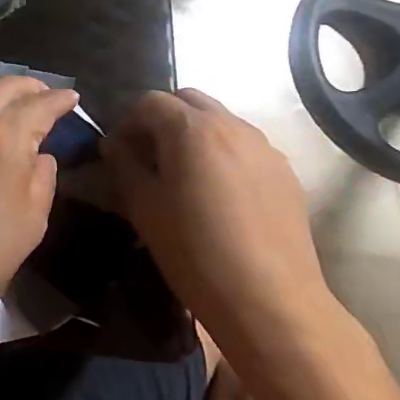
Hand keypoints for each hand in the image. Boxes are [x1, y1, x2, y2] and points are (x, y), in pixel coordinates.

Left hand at [0, 76, 76, 351]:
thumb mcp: (31, 220)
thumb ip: (41, 178)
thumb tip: (39, 155)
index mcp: (2, 136)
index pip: (39, 104)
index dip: (60, 100)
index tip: (73, 99)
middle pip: (4, 88)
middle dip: (30, 88)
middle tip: (49, 97)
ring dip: (2, 102)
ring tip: (23, 117)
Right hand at [101, 90, 336, 345]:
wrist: (268, 299)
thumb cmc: (193, 250)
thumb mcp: (143, 206)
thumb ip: (124, 165)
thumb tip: (114, 145)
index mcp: (193, 130)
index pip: (150, 102)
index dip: (126, 122)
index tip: (117, 153)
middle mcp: (233, 127)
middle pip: (189, 100)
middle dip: (161, 119)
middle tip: (146, 156)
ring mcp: (265, 149)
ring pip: (219, 121)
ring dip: (192, 135)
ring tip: (180, 176)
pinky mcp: (285, 174)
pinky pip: (243, 147)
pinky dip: (220, 154)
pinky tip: (214, 195)